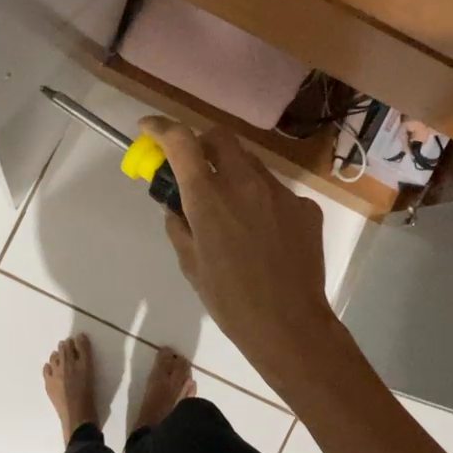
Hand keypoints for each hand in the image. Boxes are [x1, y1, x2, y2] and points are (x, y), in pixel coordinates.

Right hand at [140, 116, 340, 381]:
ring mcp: (280, 192)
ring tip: (231, 212)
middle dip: (202, 144)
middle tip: (193, 167)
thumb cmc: (229, 300)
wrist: (288, 324)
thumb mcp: (190, 264)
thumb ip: (179, 226)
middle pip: (220, 138)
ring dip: (233, 174)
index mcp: (208, 198)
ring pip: (251, 165)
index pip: (180, 141)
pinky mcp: (305, 207)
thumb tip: (177, 207)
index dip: (160, 127)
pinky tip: (263, 237)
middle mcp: (245, 183)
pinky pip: (275, 193)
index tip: (148, 129)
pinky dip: (261, 203)